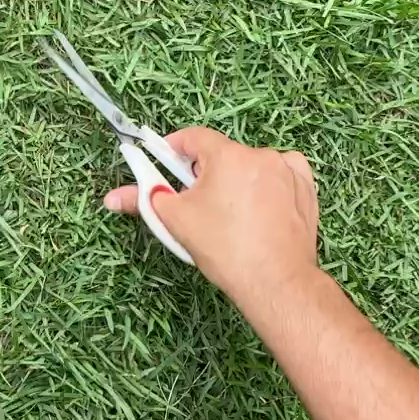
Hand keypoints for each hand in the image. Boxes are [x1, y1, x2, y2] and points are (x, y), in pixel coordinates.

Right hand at [103, 127, 320, 306]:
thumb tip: (112, 198)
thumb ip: (143, 200)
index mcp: (228, 156)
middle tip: (192, 201)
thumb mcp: (175, 220)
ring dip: (233, 180)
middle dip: (203, 173)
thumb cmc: (224, 249)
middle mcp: (261, 156)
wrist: (275, 282)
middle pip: (220, 154)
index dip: (173, 148)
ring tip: (225, 212)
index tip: (163, 162)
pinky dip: (265, 185)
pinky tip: (257, 208)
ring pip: (248, 166)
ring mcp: (288, 172)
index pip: (193, 137)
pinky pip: (280, 175)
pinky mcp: (306, 190)